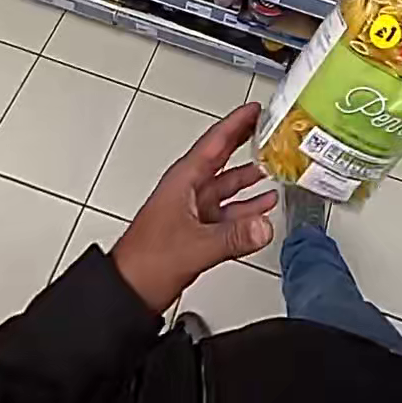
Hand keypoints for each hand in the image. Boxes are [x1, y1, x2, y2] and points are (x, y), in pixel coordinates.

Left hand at [111, 102, 279, 313]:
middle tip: (268, 125)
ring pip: (227, 184)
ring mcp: (194, 208)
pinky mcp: (198, 229)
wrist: (127, 294)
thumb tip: (264, 225)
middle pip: (222, 156)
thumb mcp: (195, 246)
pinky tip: (263, 207)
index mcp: (184, 180)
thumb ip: (233, 236)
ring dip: (249, 175)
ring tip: (274, 164)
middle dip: (245, 140)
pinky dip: (247, 207)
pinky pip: (228, 211)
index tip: (254, 109)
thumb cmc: (145, 262)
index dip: (236, 122)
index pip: (215, 141)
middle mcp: (190, 188)